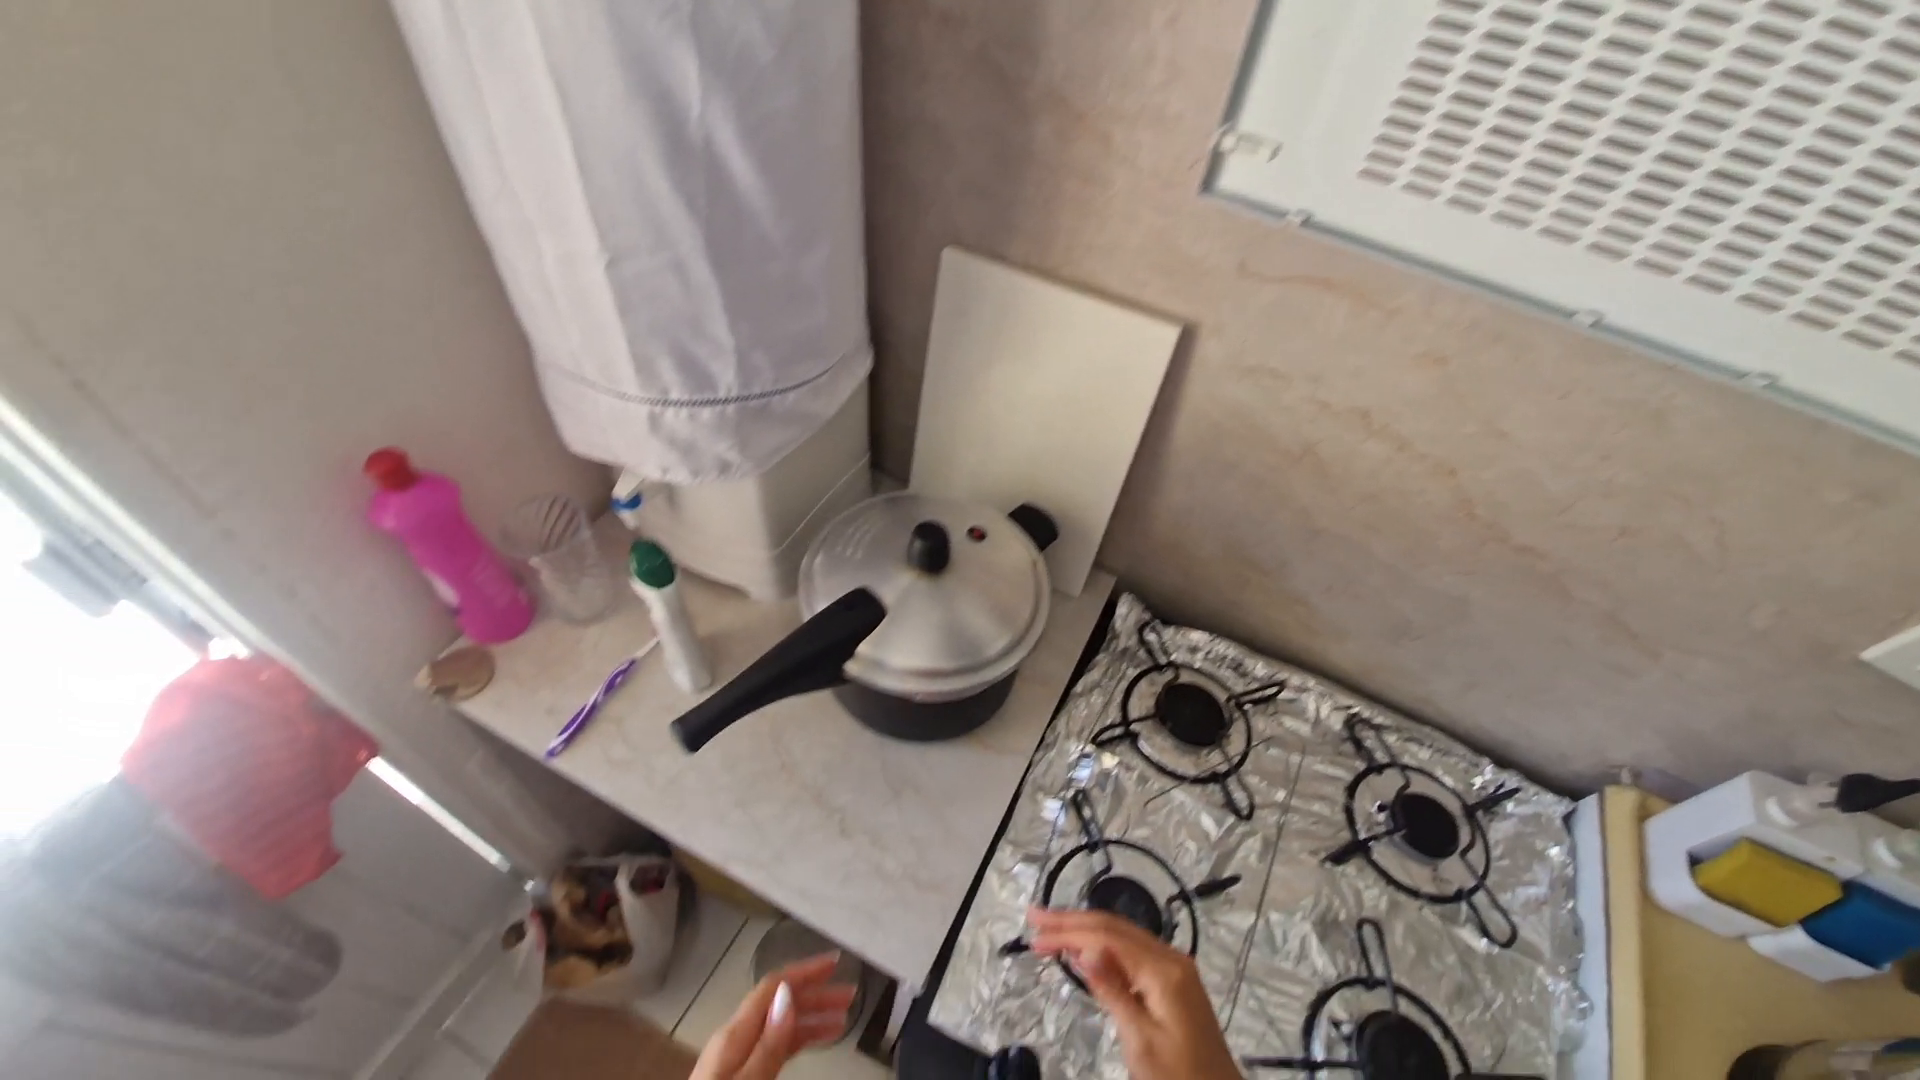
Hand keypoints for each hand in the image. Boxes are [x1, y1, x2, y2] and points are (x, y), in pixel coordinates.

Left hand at [689, 952, 858, 1079]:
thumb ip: (768, 1043)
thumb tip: (787, 993)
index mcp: (735, 1033)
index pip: (773, 987)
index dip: (805, 970)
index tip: (836, 963)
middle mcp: (736, 1037)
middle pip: (779, 1003)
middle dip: (816, 993)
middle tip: (851, 995)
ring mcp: (737, 1055)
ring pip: (780, 1024)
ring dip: (812, 1016)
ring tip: (843, 1019)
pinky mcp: (740, 1072)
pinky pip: (775, 1044)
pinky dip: (798, 1038)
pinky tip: (815, 1041)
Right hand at [1027, 907, 1241, 1079]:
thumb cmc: (1179, 1078)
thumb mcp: (1141, 1042)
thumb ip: (1113, 991)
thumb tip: (1085, 949)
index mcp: (1163, 969)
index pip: (1106, 937)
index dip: (1068, 931)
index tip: (1034, 933)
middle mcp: (1170, 958)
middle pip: (1114, 928)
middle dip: (1072, 921)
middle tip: (1034, 918)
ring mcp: (1174, 968)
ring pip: (1122, 936)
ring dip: (1085, 930)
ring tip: (1050, 929)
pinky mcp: (1173, 981)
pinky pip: (1132, 952)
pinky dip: (1104, 947)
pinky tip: (1084, 950)